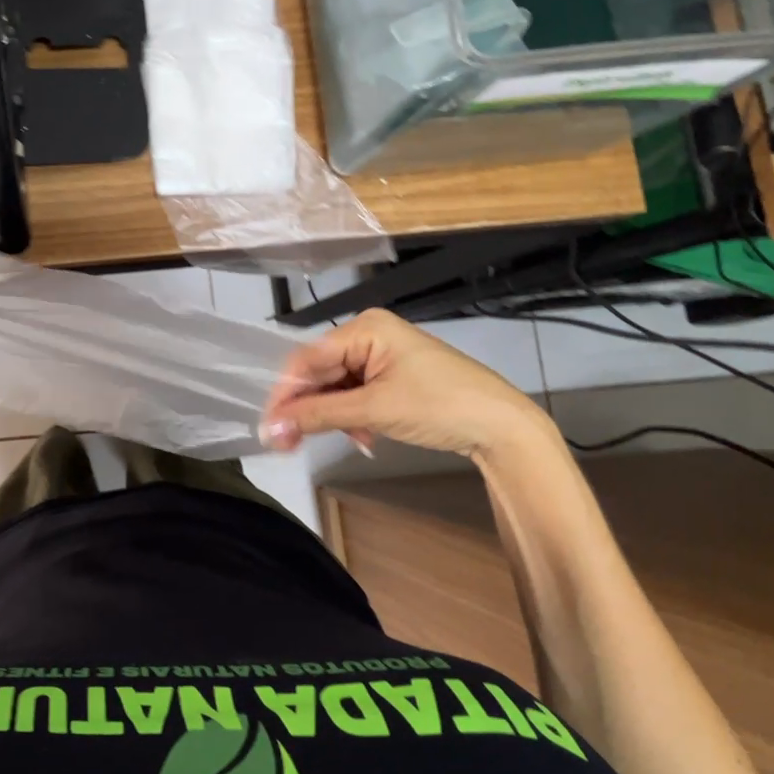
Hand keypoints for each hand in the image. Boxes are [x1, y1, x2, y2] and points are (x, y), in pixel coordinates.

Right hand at [260, 308, 549, 458]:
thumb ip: (317, 416)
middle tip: (289, 445)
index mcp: (365, 328)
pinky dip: (352, 417)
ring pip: (335, 387)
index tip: (268, 428)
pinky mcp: (392, 377)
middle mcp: (369, 335)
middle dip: (309, 409)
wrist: (504, 427)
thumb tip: (269, 429)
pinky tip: (363, 436)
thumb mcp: (373, 410)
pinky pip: (355, 394)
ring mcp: (382, 356)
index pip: (306, 359)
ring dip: (333, 416)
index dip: (284, 394)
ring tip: (349, 440)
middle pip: (319, 373)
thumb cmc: (440, 405)